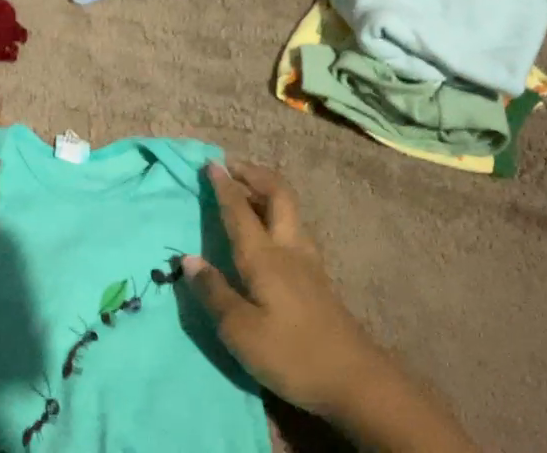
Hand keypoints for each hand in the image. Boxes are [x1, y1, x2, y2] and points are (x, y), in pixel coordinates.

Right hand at [182, 162, 391, 418]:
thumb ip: (214, 292)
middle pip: (278, 196)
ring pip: (290, 212)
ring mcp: (309, 264)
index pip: (240, 210)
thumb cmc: (292, 354)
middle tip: (232, 167)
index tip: (209, 163)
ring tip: (247, 192)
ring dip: (267, 193)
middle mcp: (288, 250)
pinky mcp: (319, 281)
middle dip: (254, 175)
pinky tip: (270, 230)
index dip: (224, 185)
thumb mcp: (240, 331)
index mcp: (264, 257)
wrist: (358, 383)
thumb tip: (188, 259)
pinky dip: (277, 216)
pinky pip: (295, 230)